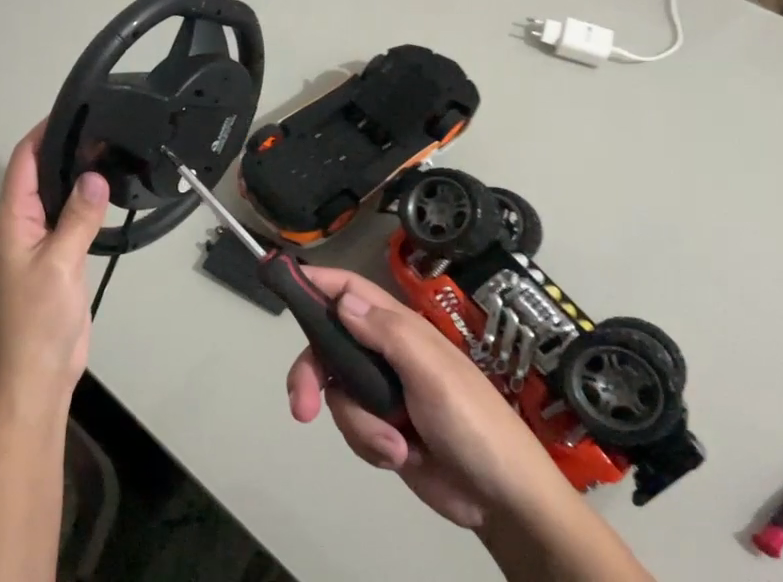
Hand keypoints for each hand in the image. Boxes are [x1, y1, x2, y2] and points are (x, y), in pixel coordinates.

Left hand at [0, 122, 109, 405]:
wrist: (38, 372)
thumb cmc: (39, 318)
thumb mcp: (60, 263)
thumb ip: (78, 217)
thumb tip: (96, 176)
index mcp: (12, 217)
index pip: (24, 159)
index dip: (45, 131)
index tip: (76, 109)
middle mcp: (22, 221)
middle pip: (40, 171)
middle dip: (67, 148)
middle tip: (106, 126)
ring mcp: (39, 239)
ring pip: (56, 194)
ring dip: (78, 174)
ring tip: (112, 150)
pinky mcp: (57, 256)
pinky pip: (69, 217)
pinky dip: (85, 202)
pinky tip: (108, 193)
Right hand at [285, 267, 571, 529]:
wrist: (503, 501)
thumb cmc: (476, 426)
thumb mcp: (434, 374)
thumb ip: (388, 334)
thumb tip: (342, 299)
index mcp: (402, 330)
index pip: (351, 291)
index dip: (316, 282)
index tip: (280, 282)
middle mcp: (387, 355)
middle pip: (326, 346)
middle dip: (312, 376)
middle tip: (302, 405)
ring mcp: (383, 393)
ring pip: (336, 394)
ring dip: (359, 425)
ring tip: (395, 447)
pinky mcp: (382, 429)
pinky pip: (351, 427)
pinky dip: (369, 444)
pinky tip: (400, 457)